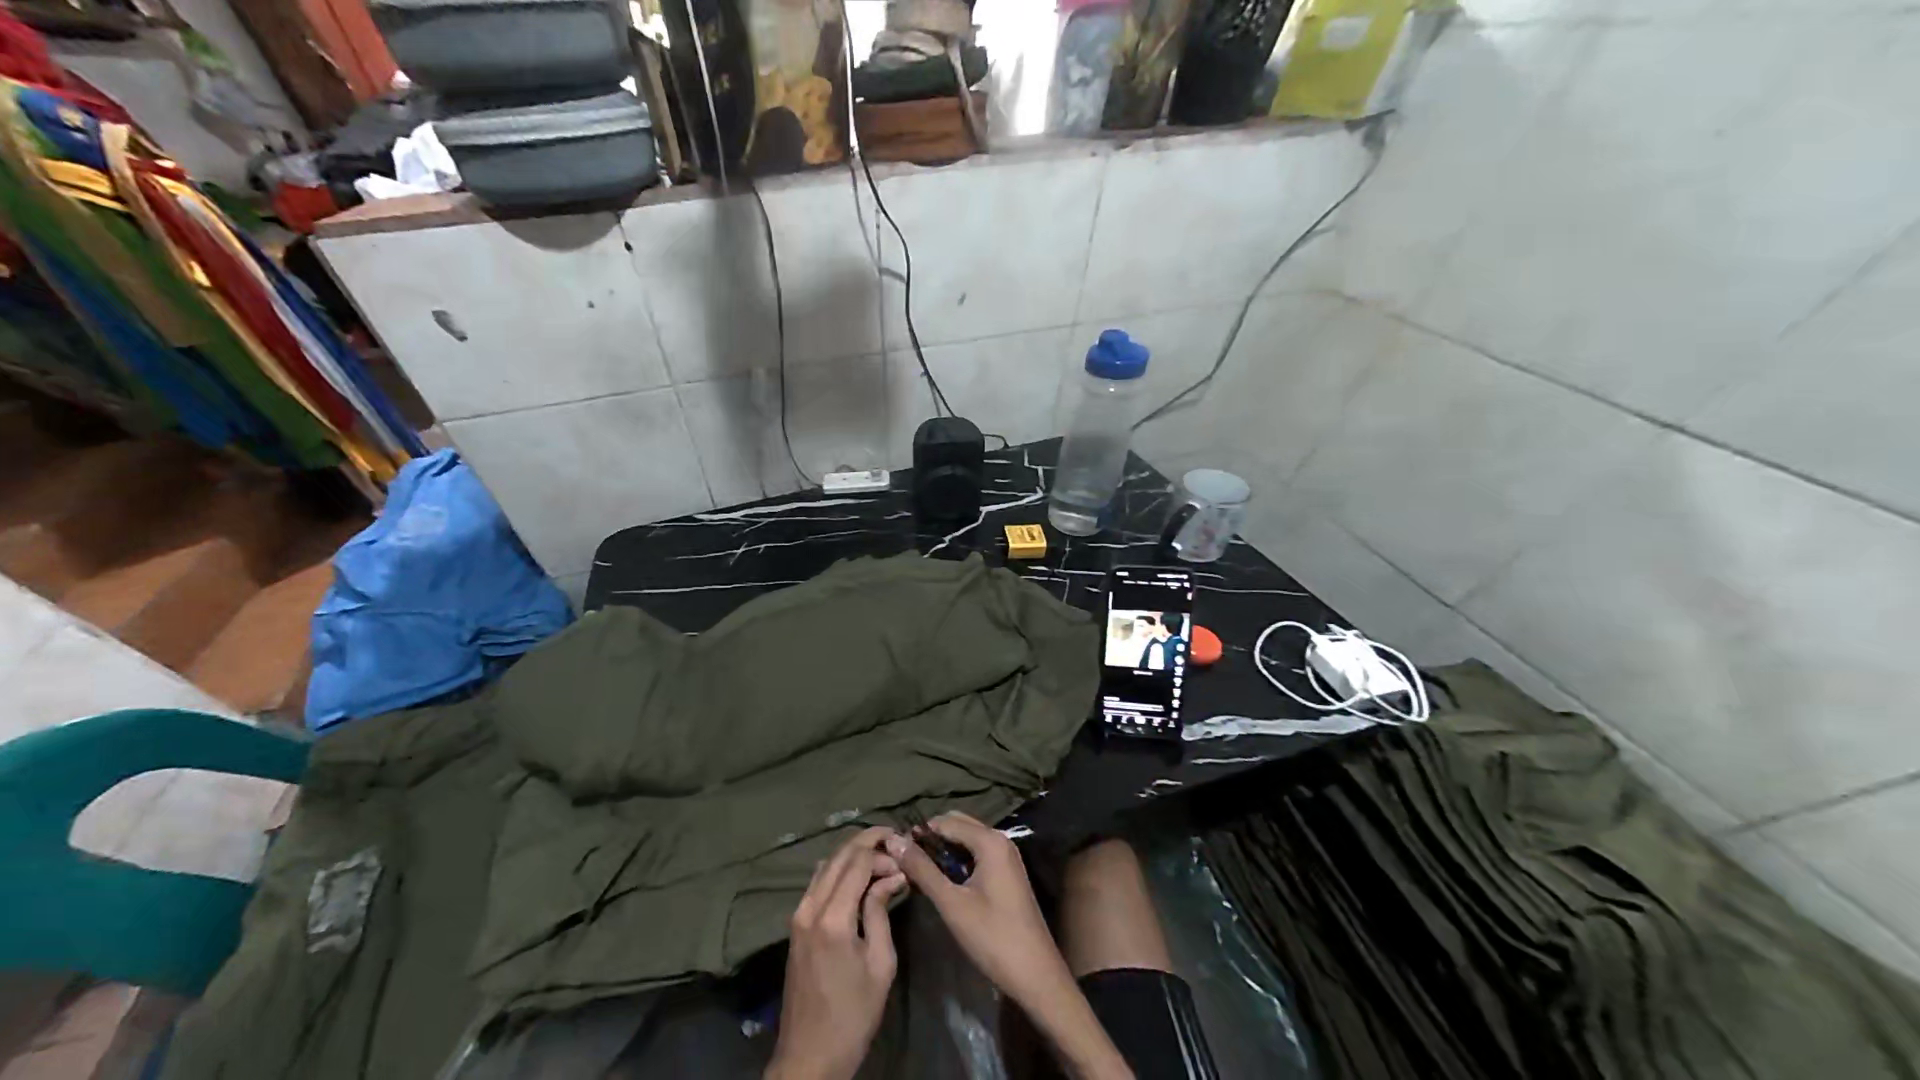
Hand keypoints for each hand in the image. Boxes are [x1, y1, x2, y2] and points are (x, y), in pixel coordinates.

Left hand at [766, 827, 906, 1079]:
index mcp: (832, 918)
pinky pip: (818, 882)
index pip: (857, 862)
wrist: (810, 1055)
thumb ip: (881, 912)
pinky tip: (859, 874)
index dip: (883, 852)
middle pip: (839, 856)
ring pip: (826, 865)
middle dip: (867, 842)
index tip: (905, 858)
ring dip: (853, 853)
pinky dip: (839, 870)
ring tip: (882, 853)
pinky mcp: (796, 924)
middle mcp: (810, 908)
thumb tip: (891, 876)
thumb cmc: (853, 1014)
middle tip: (895, 840)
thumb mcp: (880, 964)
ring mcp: (798, 915)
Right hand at [887, 815, 1131, 1079]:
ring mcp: (1006, 856)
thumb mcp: (951, 903)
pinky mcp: (1007, 873)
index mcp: (990, 841)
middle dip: (931, 839)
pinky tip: (941, 882)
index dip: (919, 833)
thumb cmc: (992, 937)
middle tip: (904, 862)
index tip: (893, 851)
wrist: (1035, 974)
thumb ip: (922, 869)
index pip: (945, 821)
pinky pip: (976, 855)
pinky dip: (957, 861)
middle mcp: (1000, 840)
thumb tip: (894, 840)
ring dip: (943, 851)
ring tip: (917, 873)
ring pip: (967, 841)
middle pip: (957, 825)